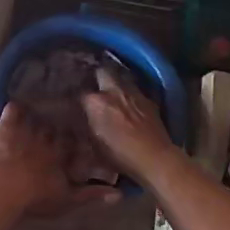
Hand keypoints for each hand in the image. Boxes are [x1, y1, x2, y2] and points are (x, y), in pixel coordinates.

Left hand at [0, 104, 117, 213]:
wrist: (5, 188)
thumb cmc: (36, 198)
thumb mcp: (67, 200)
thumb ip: (91, 195)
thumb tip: (120, 194)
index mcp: (63, 155)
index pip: (73, 142)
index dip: (73, 140)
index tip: (74, 138)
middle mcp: (49, 139)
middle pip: (55, 127)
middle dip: (56, 125)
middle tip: (55, 124)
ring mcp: (27, 131)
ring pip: (37, 117)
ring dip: (37, 115)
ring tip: (38, 111)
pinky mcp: (7, 127)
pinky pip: (12, 110)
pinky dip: (14, 107)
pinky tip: (14, 104)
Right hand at [81, 69, 181, 185]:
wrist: (153, 158)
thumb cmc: (117, 154)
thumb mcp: (92, 141)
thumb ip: (85, 123)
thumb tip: (79, 117)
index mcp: (95, 102)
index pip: (79, 92)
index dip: (77, 96)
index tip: (75, 101)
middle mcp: (113, 92)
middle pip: (102, 72)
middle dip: (97, 76)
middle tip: (93, 84)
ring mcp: (133, 94)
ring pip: (121, 78)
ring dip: (115, 83)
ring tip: (110, 91)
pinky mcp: (149, 100)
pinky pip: (135, 91)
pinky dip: (129, 94)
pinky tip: (128, 103)